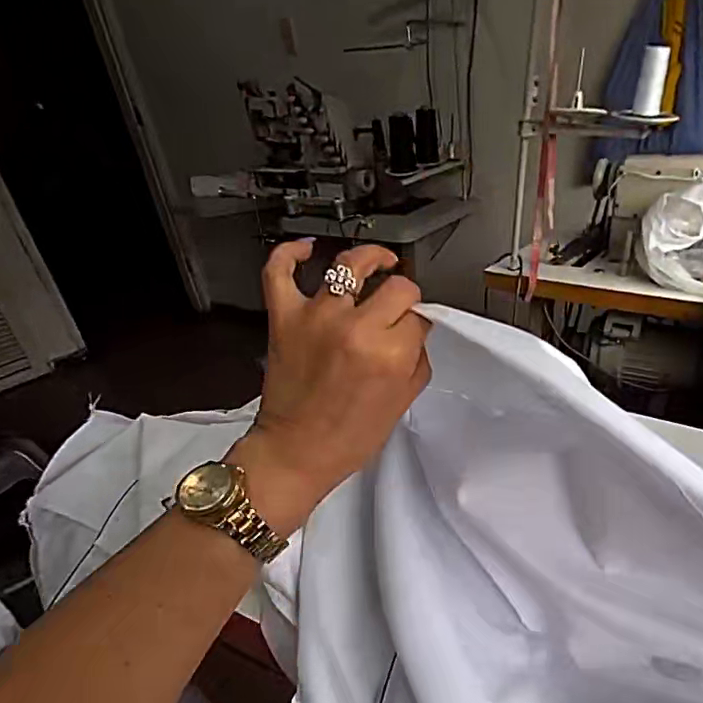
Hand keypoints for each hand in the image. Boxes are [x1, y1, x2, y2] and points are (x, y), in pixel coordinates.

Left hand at [230, 240, 431, 531]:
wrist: (299, 451)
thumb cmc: (348, 436)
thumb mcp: (402, 402)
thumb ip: (416, 362)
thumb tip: (417, 333)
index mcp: (390, 355)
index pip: (420, 316)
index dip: (421, 321)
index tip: (416, 327)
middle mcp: (355, 330)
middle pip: (396, 286)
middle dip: (405, 294)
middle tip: (401, 305)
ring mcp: (317, 318)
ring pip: (350, 265)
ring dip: (370, 259)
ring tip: (377, 261)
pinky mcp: (285, 317)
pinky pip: (281, 269)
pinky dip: (292, 253)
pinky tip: (310, 251)